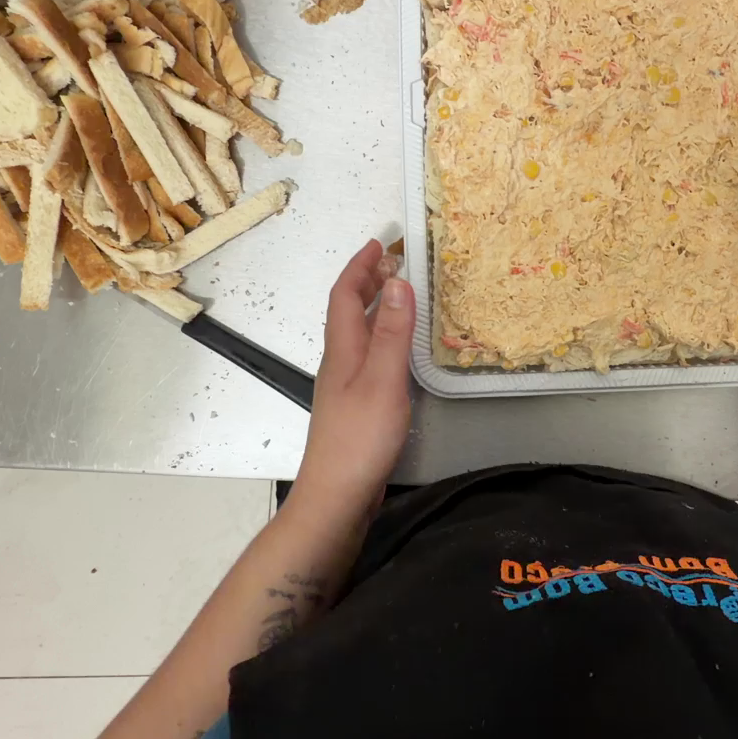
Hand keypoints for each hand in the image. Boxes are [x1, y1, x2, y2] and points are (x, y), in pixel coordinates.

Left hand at [294, 239, 415, 509]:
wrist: (337, 496)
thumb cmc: (360, 437)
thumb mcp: (383, 379)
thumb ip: (393, 333)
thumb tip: (397, 282)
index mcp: (342, 350)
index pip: (346, 296)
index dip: (359, 267)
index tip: (380, 242)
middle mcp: (339, 361)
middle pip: (349, 311)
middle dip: (367, 281)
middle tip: (392, 261)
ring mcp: (345, 385)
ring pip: (358, 333)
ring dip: (376, 307)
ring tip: (400, 294)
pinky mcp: (356, 406)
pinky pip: (368, 355)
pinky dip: (383, 337)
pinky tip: (398, 348)